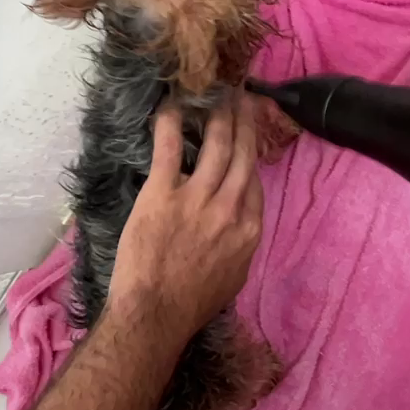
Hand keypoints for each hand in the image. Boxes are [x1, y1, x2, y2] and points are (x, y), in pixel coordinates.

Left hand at [107, 93, 263, 343]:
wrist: (155, 315)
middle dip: (244, 120)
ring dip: (219, 113)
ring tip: (219, 93)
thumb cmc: (193, 304)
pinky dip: (172, 123)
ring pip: (216, 144)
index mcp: (249, 229)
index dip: (251, 152)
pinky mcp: (162, 194)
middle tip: (241, 96)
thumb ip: (241, 242)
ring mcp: (197, 198)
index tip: (249, 135)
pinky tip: (173, 104)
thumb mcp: (234, 275)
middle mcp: (230, 207)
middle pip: (242, 154)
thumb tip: (238, 222)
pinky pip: (170, 149)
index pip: (254, 180)